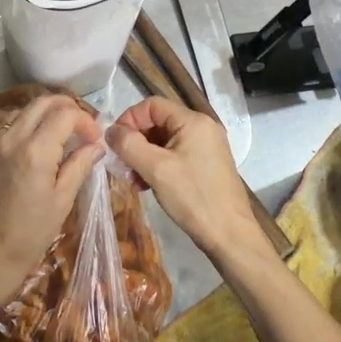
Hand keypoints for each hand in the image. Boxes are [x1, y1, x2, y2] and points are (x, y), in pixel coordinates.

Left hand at [0, 95, 104, 305]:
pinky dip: (33, 126)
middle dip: (67, 108)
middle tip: (84, 129)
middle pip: (43, 102)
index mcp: (35, 151)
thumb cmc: (31, 234)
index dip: (85, 120)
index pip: (64, 114)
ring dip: (49, 115)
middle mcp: (13, 138)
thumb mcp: (62, 200)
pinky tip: (45, 147)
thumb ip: (79, 165)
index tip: (95, 139)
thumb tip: (96, 145)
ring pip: (26, 111)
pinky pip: (14, 126)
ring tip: (67, 136)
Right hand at [109, 97, 266, 260]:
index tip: (116, 143)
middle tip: (122, 164)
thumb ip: (128, 144)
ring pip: (165, 140)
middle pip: (158, 121)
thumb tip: (110, 131)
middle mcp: (203, 128)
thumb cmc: (193, 198)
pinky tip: (148, 184)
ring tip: (134, 179)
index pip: (152, 105)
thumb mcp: (155, 168)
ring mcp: (208, 147)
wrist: (230, 236)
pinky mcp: (207, 165)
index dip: (129, 119)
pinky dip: (158, 165)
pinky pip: (176, 155)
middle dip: (136, 140)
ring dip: (144, 155)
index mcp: (193, 121)